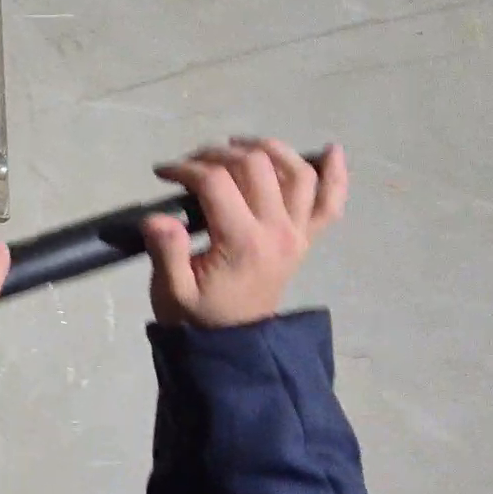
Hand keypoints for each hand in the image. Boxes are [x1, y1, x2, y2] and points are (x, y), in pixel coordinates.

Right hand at [141, 139, 348, 328]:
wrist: (233, 347)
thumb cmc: (197, 317)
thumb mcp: (171, 291)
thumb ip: (166, 252)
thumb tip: (157, 218)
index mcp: (242, 242)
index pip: (216, 183)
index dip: (186, 169)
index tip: (162, 173)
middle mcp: (277, 231)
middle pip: (255, 166)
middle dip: (217, 154)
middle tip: (191, 163)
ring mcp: (297, 233)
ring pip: (296, 172)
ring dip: (267, 149)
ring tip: (236, 147)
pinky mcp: (306, 239)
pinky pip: (330, 202)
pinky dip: (335, 173)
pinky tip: (330, 150)